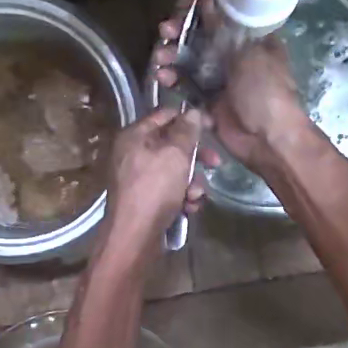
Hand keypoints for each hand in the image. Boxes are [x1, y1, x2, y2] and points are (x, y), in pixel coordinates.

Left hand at [102, 106, 214, 252]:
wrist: (134, 236)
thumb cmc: (154, 189)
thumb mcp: (175, 155)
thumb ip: (187, 131)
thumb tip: (194, 112)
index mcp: (134, 136)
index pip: (165, 115)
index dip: (190, 118)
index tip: (213, 125)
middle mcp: (132, 154)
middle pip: (172, 145)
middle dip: (196, 156)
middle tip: (215, 163)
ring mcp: (137, 178)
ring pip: (174, 170)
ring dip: (191, 182)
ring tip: (196, 195)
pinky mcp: (144, 200)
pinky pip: (168, 190)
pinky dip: (181, 197)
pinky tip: (189, 207)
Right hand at [151, 0, 315, 174]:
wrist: (269, 139)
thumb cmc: (265, 90)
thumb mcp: (246, 52)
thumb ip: (222, 28)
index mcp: (251, 38)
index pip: (221, 14)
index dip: (200, 8)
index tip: (182, 5)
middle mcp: (234, 55)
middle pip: (201, 36)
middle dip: (181, 32)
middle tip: (166, 31)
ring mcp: (220, 78)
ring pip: (189, 60)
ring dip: (173, 56)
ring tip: (161, 58)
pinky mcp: (207, 100)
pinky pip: (186, 85)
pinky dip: (173, 80)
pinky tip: (162, 77)